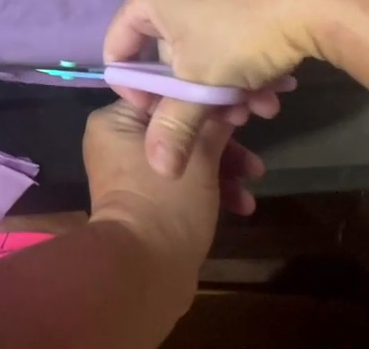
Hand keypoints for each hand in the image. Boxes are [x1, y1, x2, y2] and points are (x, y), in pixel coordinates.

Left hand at [83, 99, 263, 292]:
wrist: (145, 271)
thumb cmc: (166, 201)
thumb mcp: (200, 157)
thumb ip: (214, 123)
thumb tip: (228, 98)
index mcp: (114, 119)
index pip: (162, 96)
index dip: (204, 101)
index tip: (238, 110)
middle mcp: (116, 140)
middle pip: (176, 129)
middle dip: (220, 145)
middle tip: (251, 151)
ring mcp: (129, 173)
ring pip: (183, 157)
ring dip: (221, 170)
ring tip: (253, 182)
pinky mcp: (145, 200)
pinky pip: (178, 182)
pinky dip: (207, 189)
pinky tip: (242, 206)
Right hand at [104, 0, 368, 176]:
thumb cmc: (239, 34)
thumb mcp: (202, 84)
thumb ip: (175, 125)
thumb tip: (157, 169)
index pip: (118, 48)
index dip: (136, 90)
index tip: (164, 117)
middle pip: (168, 52)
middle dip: (198, 93)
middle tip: (227, 119)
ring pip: (205, 47)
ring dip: (229, 85)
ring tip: (261, 107)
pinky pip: (229, 30)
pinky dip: (247, 61)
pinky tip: (276, 86)